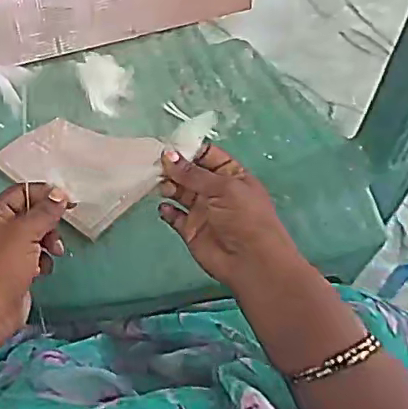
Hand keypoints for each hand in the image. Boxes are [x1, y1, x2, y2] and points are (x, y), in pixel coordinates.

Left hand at [0, 183, 71, 336]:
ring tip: (54, 253)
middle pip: (31, 215)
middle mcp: (0, 230)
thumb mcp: (24, 233)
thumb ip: (44, 212)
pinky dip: (43, 261)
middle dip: (48, 223)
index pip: (21, 193)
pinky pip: (36, 258)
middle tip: (57, 234)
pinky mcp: (16, 271)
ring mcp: (8, 252)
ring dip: (49, 243)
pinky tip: (42, 271)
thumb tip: (59, 193)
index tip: (68, 201)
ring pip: (36, 237)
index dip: (44, 193)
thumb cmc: (2, 267)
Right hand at [158, 145, 306, 291]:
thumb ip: (193, 173)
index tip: (167, 146)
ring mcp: (202, 210)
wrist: (252, 262)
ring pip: (178, 191)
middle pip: (188, 172)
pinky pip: (173, 215)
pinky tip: (165, 208)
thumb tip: (167, 155)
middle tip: (155, 164)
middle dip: (172, 166)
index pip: (206, 155)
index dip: (188, 149)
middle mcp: (215, 190)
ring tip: (160, 185)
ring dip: (167, 185)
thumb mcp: (223, 188)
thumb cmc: (245, 218)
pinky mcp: (190, 229)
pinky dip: (167, 210)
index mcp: (230, 175)